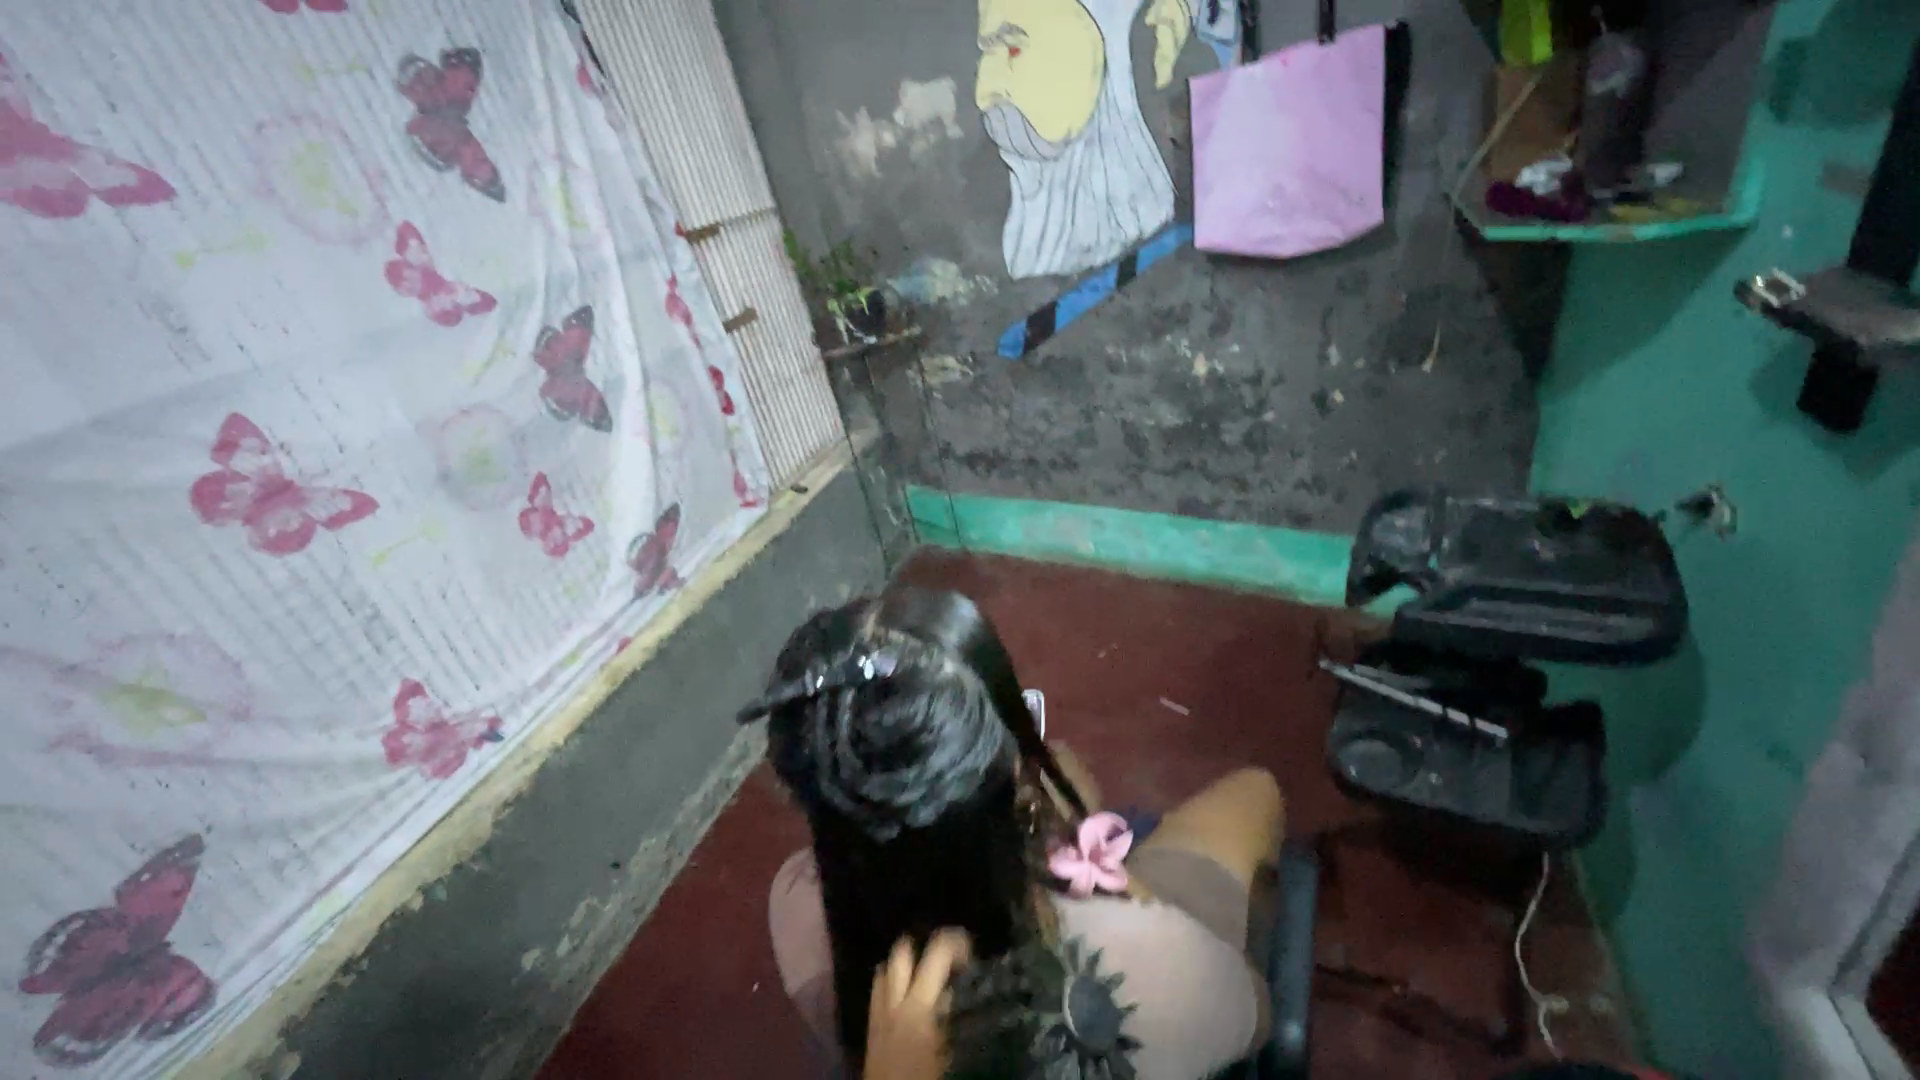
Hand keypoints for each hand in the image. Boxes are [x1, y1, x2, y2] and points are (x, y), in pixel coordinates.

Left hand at [863, 929, 969, 1079]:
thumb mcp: (954, 1057)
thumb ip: (962, 1023)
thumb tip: (976, 1003)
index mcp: (920, 1008)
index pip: (937, 954)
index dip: (956, 942)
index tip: (973, 950)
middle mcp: (896, 1003)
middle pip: (904, 951)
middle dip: (926, 946)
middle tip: (950, 959)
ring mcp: (879, 1013)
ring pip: (886, 967)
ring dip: (906, 964)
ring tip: (928, 974)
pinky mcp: (870, 1029)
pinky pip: (878, 992)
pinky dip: (891, 985)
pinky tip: (907, 998)